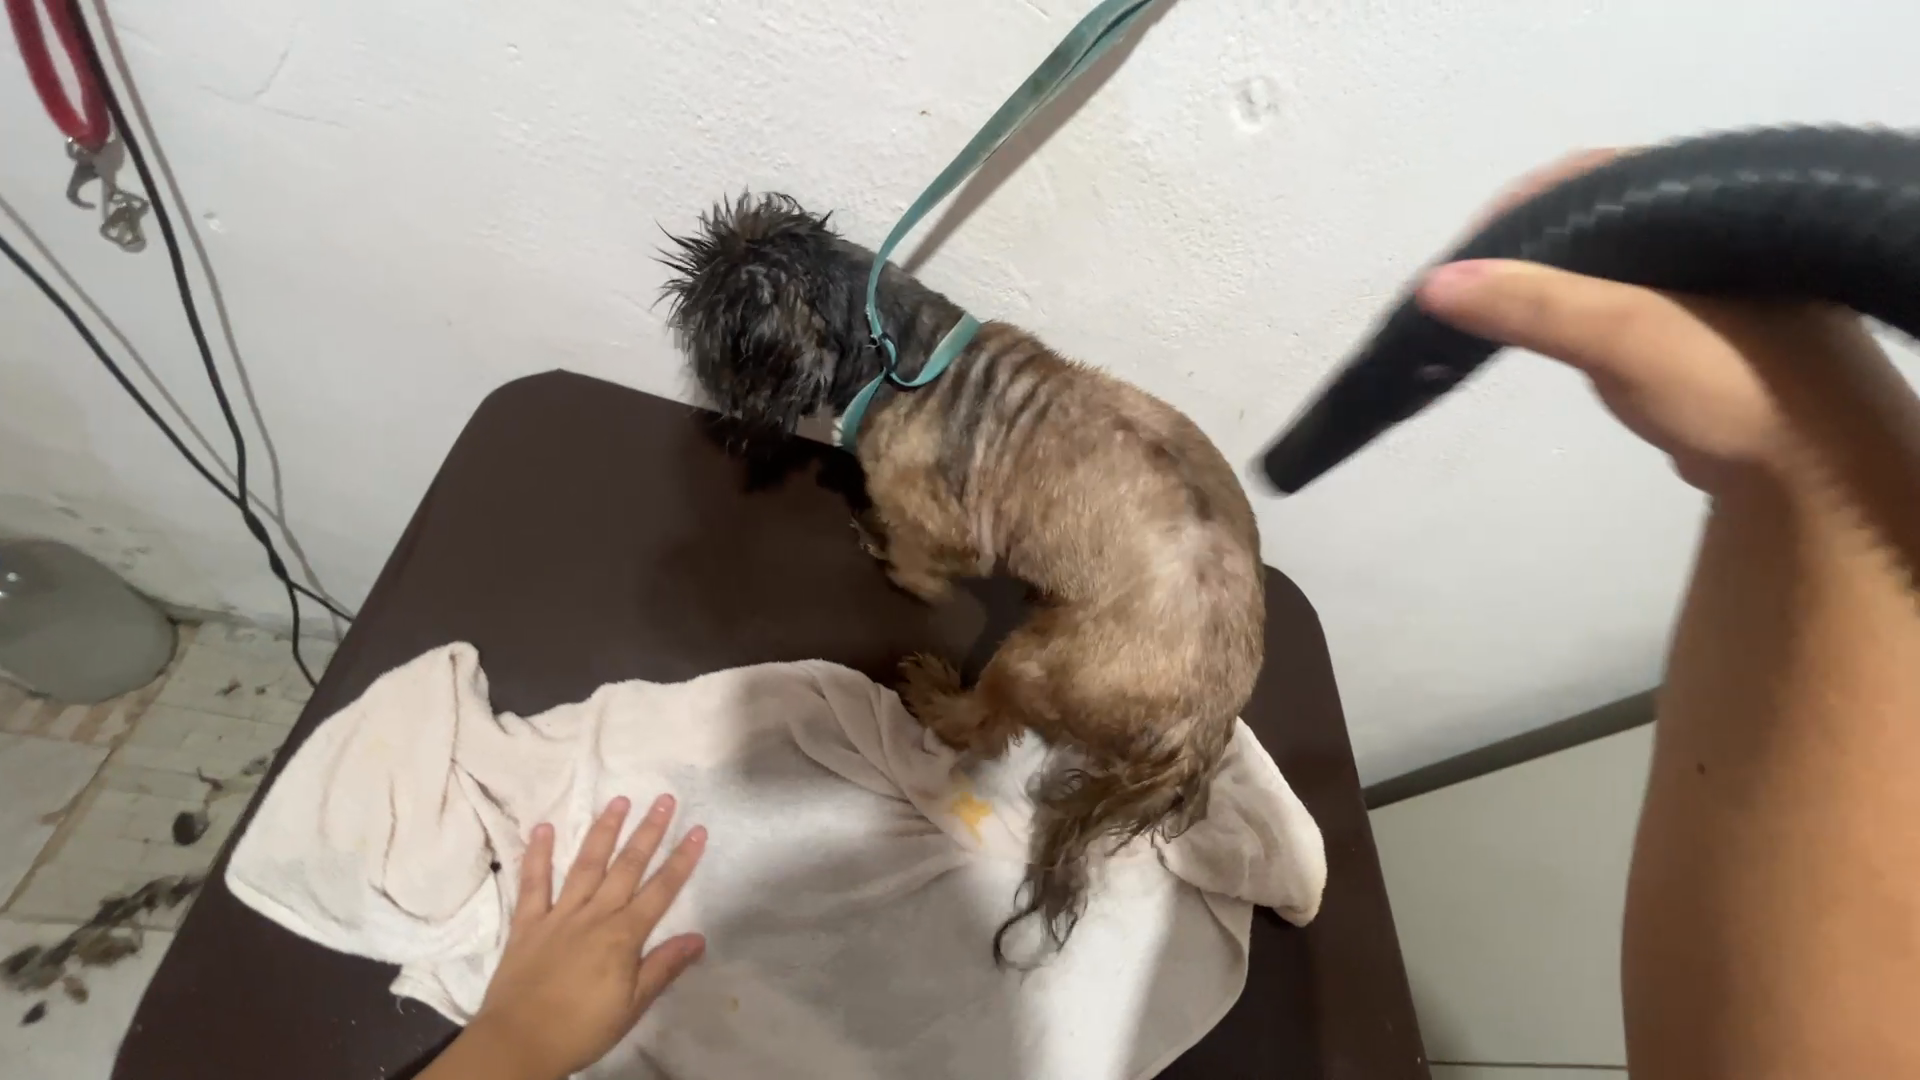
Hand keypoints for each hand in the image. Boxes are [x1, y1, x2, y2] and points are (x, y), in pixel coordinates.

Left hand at [469, 795, 707, 1079]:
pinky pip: (532, 884)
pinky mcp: (528, 923)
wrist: (515, 1047)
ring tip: (618, 800)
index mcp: (624, 934)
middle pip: (628, 866)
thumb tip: (699, 937)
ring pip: (587, 865)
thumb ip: (664, 967)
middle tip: (664, 798)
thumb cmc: (580, 1029)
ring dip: (604, 831)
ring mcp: (560, 915)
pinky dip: (536, 855)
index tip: (698, 829)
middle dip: (649, 831)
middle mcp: (596, 914)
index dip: (682, 860)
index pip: (661, 890)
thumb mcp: (632, 1006)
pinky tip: (542, 828)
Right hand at [1415, 150, 1891, 495]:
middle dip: (1510, 250)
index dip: (1512, 215)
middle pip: (1581, 214)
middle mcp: (1704, 222)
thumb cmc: (1737, 391)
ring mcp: (1693, 271)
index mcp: (1709, 200)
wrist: (1810, 472)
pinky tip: (1525, 326)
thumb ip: (1537, 305)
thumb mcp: (1631, 337)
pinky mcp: (1681, 314)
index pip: (1588, 177)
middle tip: (1453, 295)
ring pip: (1587, 254)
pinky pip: (1599, 290)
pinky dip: (1550, 304)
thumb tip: (1432, 285)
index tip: (1452, 266)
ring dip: (1526, 280)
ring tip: (1474, 311)